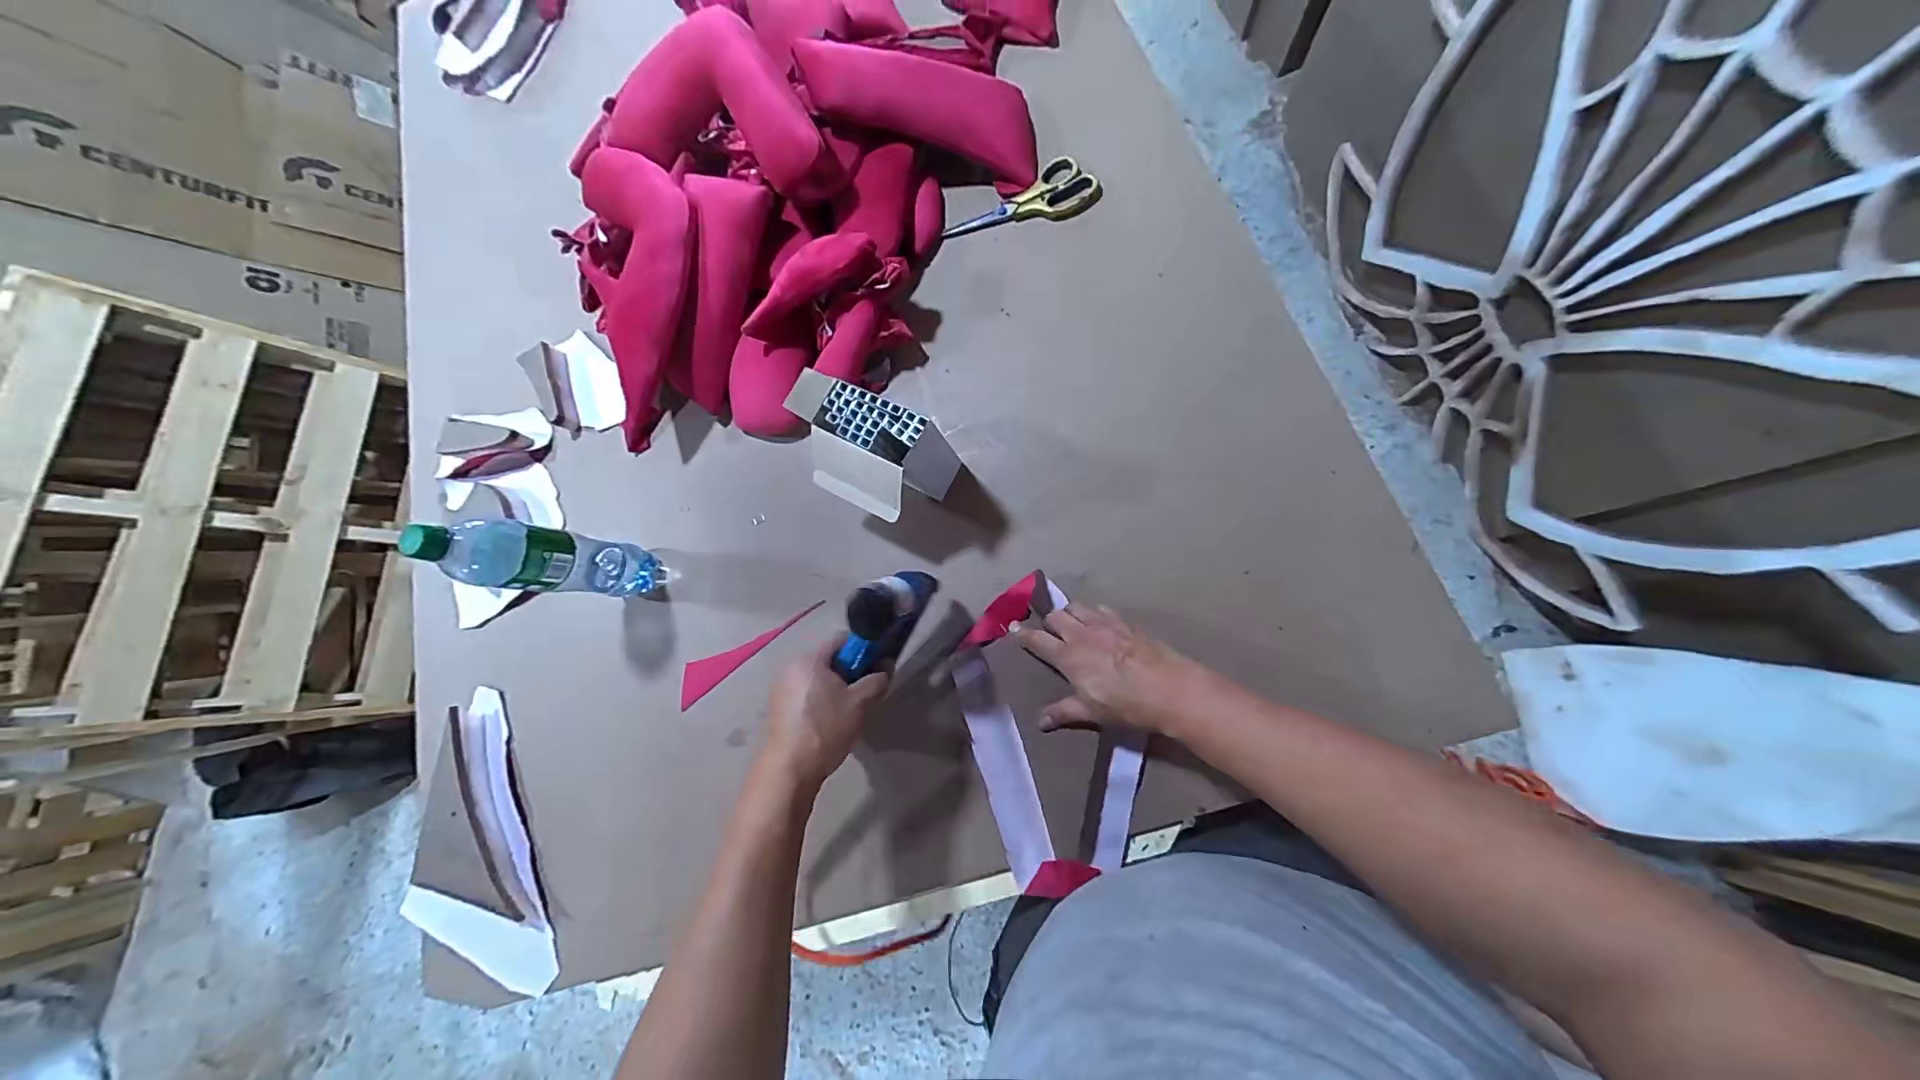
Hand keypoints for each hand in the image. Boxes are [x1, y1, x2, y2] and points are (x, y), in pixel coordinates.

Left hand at [758, 638, 888, 792]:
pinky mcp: (778, 707)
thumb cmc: (826, 729)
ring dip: (836, 687)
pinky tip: (829, 721)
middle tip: (864, 693)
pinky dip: (821, 699)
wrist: (790, 769)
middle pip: (829, 658)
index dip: (863, 650)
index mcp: (809, 659)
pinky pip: (806, 692)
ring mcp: (781, 687)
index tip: (875, 669)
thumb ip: (876, 680)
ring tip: (848, 711)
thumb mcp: (860, 703)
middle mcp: (791, 667)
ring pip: (818, 677)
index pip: (842, 639)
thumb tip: (885, 668)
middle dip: (850, 671)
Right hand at [1014, 604, 1201, 734]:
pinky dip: (1095, 613)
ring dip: (1070, 613)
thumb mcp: (1091, 713)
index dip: (1023, 635)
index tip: (1014, 629)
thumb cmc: (1126, 704)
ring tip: (1071, 623)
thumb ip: (1064, 712)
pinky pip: (1103, 610)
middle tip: (1047, 631)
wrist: (1169, 688)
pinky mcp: (1126, 623)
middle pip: (1056, 616)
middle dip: (1048, 622)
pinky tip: (1100, 622)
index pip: (1038, 640)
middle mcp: (1082, 634)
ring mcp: (1105, 624)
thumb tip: (1040, 721)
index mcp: (1068, 656)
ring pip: (1077, 607)